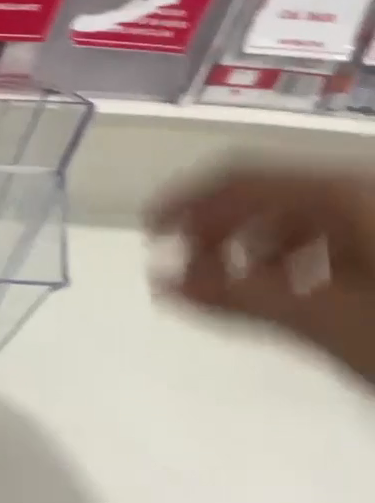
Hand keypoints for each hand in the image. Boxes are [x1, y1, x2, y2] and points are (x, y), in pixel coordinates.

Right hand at [147, 167, 374, 386]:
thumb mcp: (326, 324)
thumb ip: (237, 298)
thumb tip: (162, 281)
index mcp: (346, 199)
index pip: (242, 178)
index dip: (186, 202)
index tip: (150, 237)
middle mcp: (369, 195)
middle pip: (275, 194)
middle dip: (223, 232)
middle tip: (193, 274)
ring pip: (313, 215)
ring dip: (263, 248)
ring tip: (248, 292)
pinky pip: (348, 234)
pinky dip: (309, 258)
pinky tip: (308, 295)